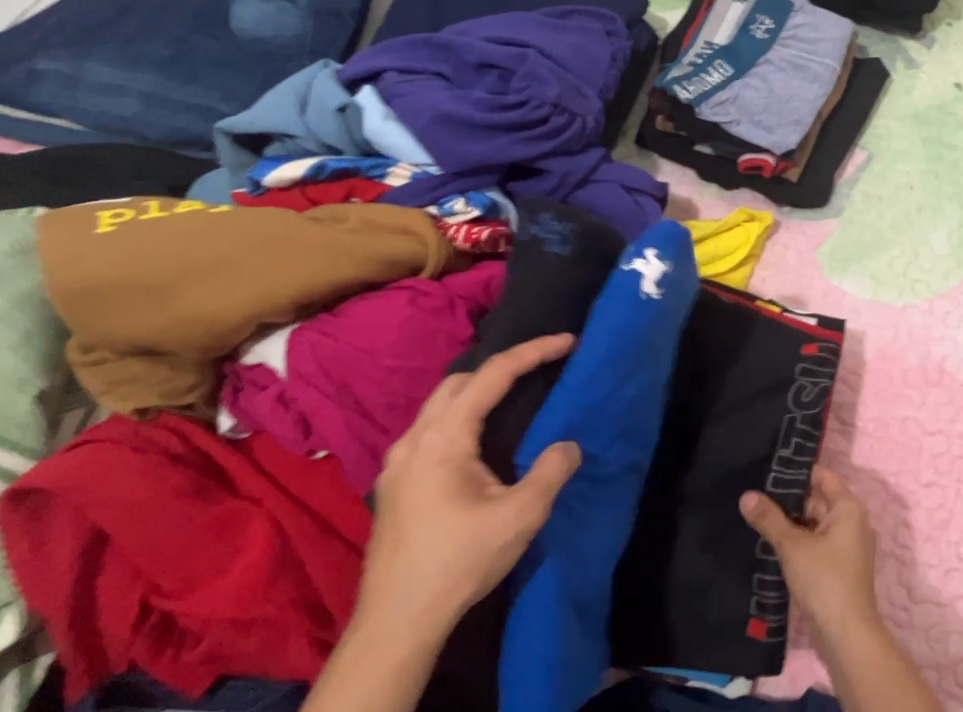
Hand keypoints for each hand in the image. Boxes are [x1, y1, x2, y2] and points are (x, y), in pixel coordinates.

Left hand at [363, 334, 581, 633]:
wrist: (398, 620)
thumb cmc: (459, 562)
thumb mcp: (520, 516)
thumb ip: (551, 471)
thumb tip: (567, 446)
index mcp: (443, 439)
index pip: (491, 376)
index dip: (532, 353)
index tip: (567, 342)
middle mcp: (414, 440)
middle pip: (458, 382)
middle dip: (502, 367)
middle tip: (542, 369)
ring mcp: (398, 462)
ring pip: (440, 405)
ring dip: (478, 393)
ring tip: (517, 397)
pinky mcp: (395, 483)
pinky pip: (432, 429)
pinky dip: (462, 416)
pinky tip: (481, 440)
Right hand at [739, 467, 880, 641]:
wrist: (846, 633)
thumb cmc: (824, 579)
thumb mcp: (792, 545)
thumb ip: (769, 519)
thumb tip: (746, 495)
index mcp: (848, 508)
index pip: (824, 477)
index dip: (798, 473)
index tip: (769, 472)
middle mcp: (852, 521)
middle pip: (818, 500)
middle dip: (789, 501)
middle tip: (755, 496)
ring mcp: (848, 545)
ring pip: (815, 524)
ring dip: (791, 524)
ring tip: (757, 518)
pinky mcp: (840, 567)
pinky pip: (817, 543)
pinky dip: (799, 542)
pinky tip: (773, 545)